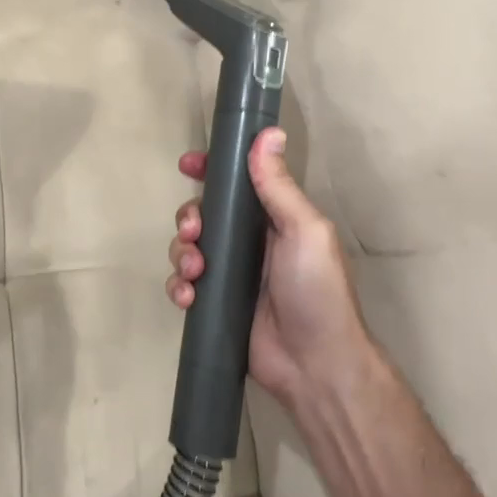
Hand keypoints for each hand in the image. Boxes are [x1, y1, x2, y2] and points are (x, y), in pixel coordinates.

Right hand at [167, 128, 368, 403]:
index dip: (210, 170)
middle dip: (189, 218)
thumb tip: (268, 133)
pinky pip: (183, 285)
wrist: (315, 364)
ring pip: (187, 248)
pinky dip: (179, 287)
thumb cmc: (317, 291)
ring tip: (196, 273)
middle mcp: (249, 242)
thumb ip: (279, 186)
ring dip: (182, 254)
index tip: (188, 164)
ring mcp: (230, 274)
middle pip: (203, 214)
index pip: (237, 182)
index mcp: (273, 218)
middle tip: (192, 234)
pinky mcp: (215, 304)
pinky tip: (189, 298)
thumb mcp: (305, 231)